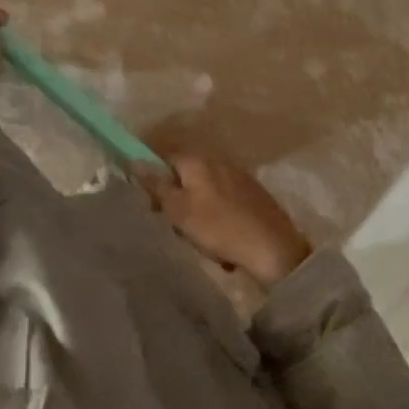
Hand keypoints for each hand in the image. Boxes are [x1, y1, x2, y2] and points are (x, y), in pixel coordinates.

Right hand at [139, 153, 311, 287]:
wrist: (274, 250)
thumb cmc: (219, 228)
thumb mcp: (179, 210)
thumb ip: (156, 185)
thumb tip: (134, 161)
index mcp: (197, 160)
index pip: (164, 158)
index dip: (154, 179)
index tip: (152, 205)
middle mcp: (219, 160)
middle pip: (186, 176)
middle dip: (178, 199)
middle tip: (176, 227)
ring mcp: (240, 177)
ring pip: (206, 191)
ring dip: (198, 212)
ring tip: (201, 240)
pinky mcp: (255, 195)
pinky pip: (225, 203)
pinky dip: (219, 219)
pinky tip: (223, 242)